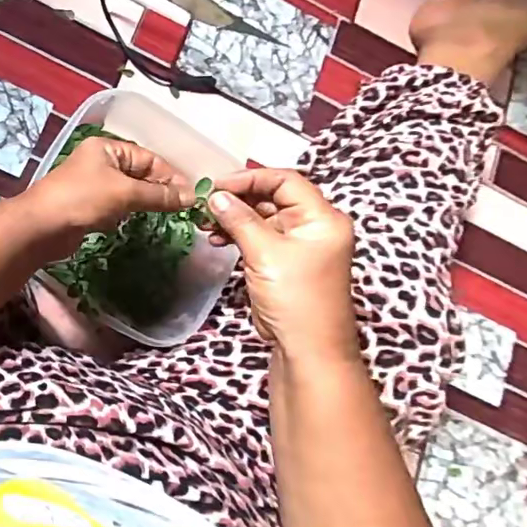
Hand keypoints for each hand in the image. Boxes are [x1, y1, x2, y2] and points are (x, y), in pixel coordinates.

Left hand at [23, 137, 189, 254]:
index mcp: (106, 149)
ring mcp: (92, 185)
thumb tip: (191, 197)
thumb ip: (158, 195)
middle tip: (184, 208)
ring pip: (129, 192)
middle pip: (140, 174)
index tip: (191, 195)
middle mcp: (99, 163)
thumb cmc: (81, 199)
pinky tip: (138, 222)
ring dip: (146, 203)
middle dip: (160, 190)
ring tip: (168, 216)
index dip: (170, 175)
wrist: (40, 227)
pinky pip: (116, 207)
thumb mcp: (124, 192)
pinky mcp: (88, 207)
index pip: (148, 158)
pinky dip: (128, 213)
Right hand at [205, 168, 357, 356]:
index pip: (285, 181)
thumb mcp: (265, 253)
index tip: (216, 185)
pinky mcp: (281, 260)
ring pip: (260, 216)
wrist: (307, 348)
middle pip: (271, 196)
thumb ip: (239, 220)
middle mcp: (312, 226)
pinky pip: (256, 235)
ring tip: (205, 221)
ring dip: (232, 216)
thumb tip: (215, 195)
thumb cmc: (297, 298)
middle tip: (205, 201)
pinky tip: (216, 237)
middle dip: (237, 197)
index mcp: (321, 218)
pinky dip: (235, 233)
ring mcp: (296, 244)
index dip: (249, 178)